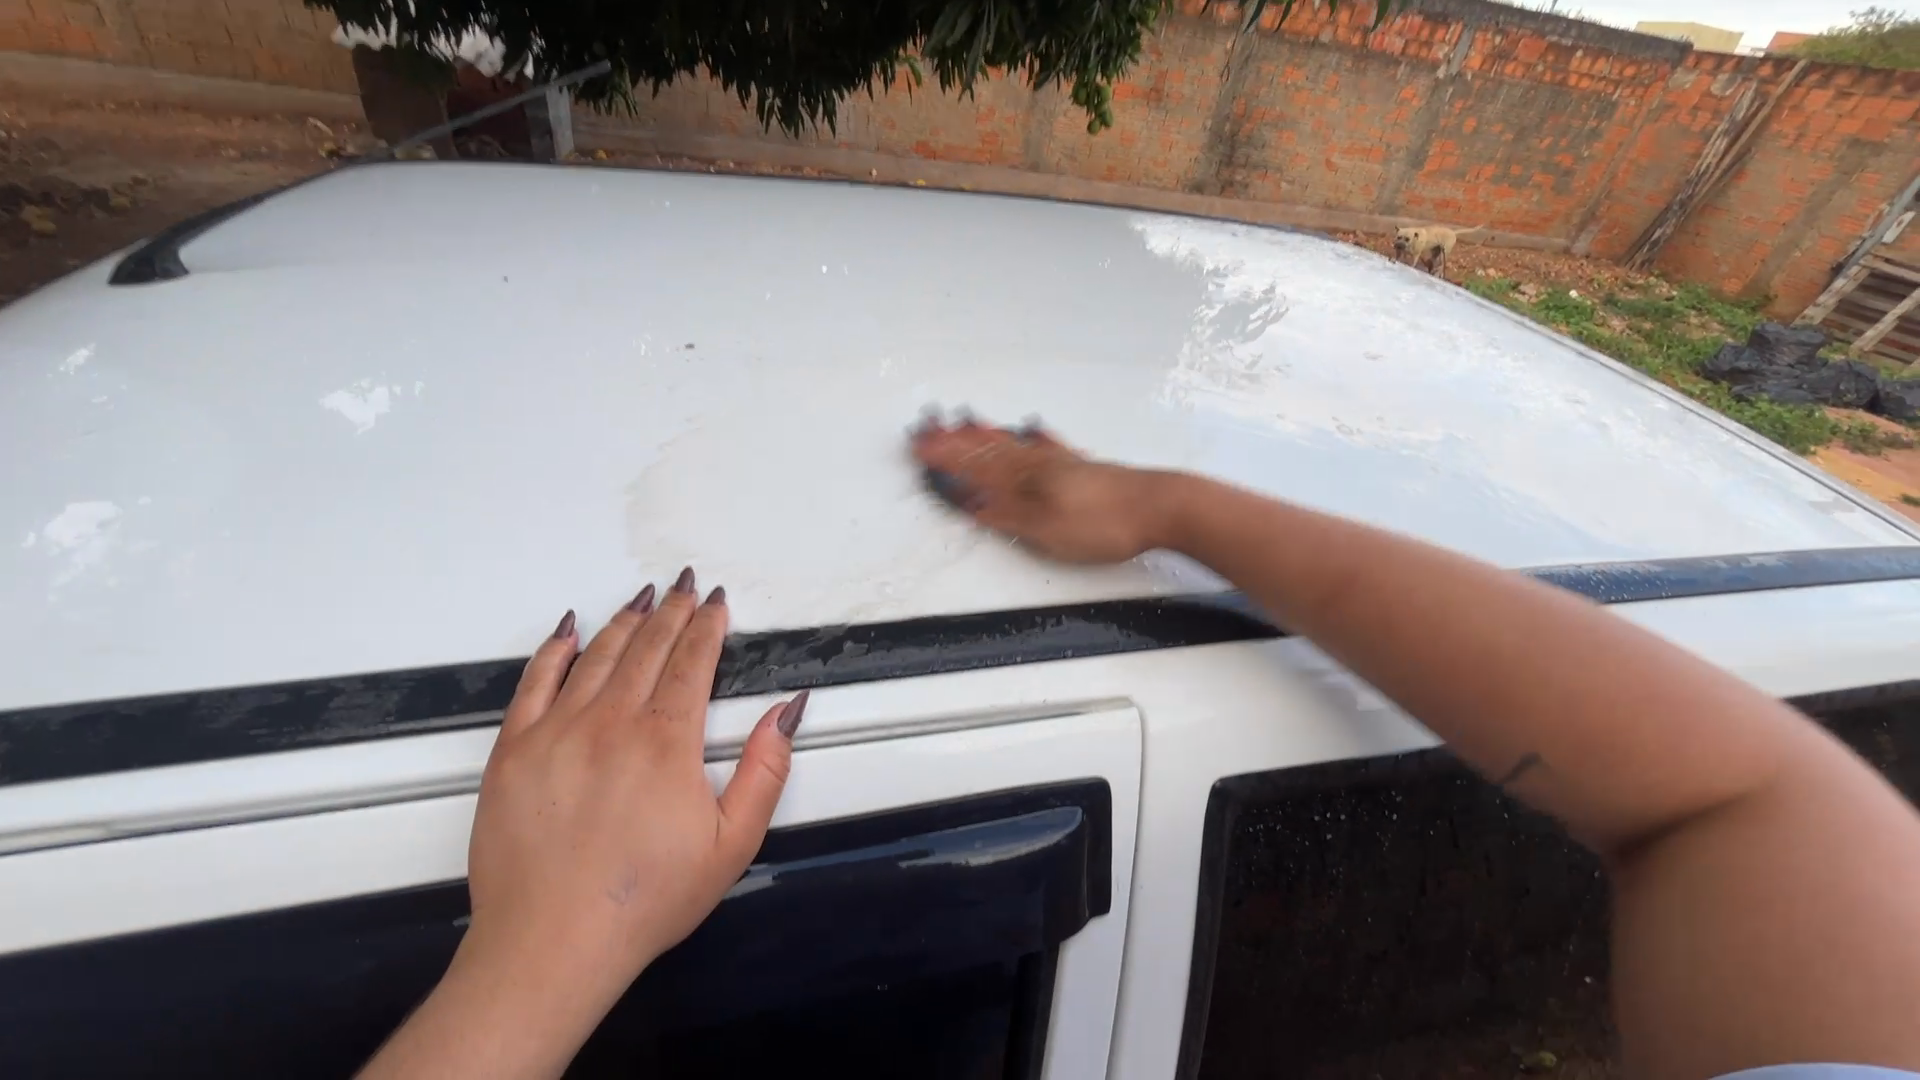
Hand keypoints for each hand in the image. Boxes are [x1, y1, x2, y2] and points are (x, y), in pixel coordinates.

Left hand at [460, 570, 806, 1021]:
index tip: (717, 604)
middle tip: (686, 586)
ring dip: (626, 620)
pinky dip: (555, 649)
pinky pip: (534, 681)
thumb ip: (766, 768)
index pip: (692, 662)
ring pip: (599, 655)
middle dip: (673, 611)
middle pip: (649, 647)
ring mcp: (557, 732)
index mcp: (667, 741)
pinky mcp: (514, 751)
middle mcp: (612, 723)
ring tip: (644, 596)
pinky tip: (570, 628)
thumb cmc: (647, 899)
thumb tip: (786, 710)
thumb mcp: (733, 842)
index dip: (708, 627)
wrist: (551, 946)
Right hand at [910, 412, 1176, 562]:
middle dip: (955, 441)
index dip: (945, 459)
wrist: (1162, 507)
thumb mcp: (1046, 530)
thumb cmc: (1103, 524)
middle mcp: (1038, 465)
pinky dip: (1031, 436)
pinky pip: (1046, 445)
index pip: (975, 468)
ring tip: (964, 420)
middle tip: (928, 427)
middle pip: (989, 450)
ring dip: (985, 435)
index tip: (917, 447)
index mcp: (1025, 481)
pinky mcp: (1083, 467)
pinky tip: (1029, 427)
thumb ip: (1004, 514)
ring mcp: (1061, 463)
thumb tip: (964, 499)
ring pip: (1013, 445)